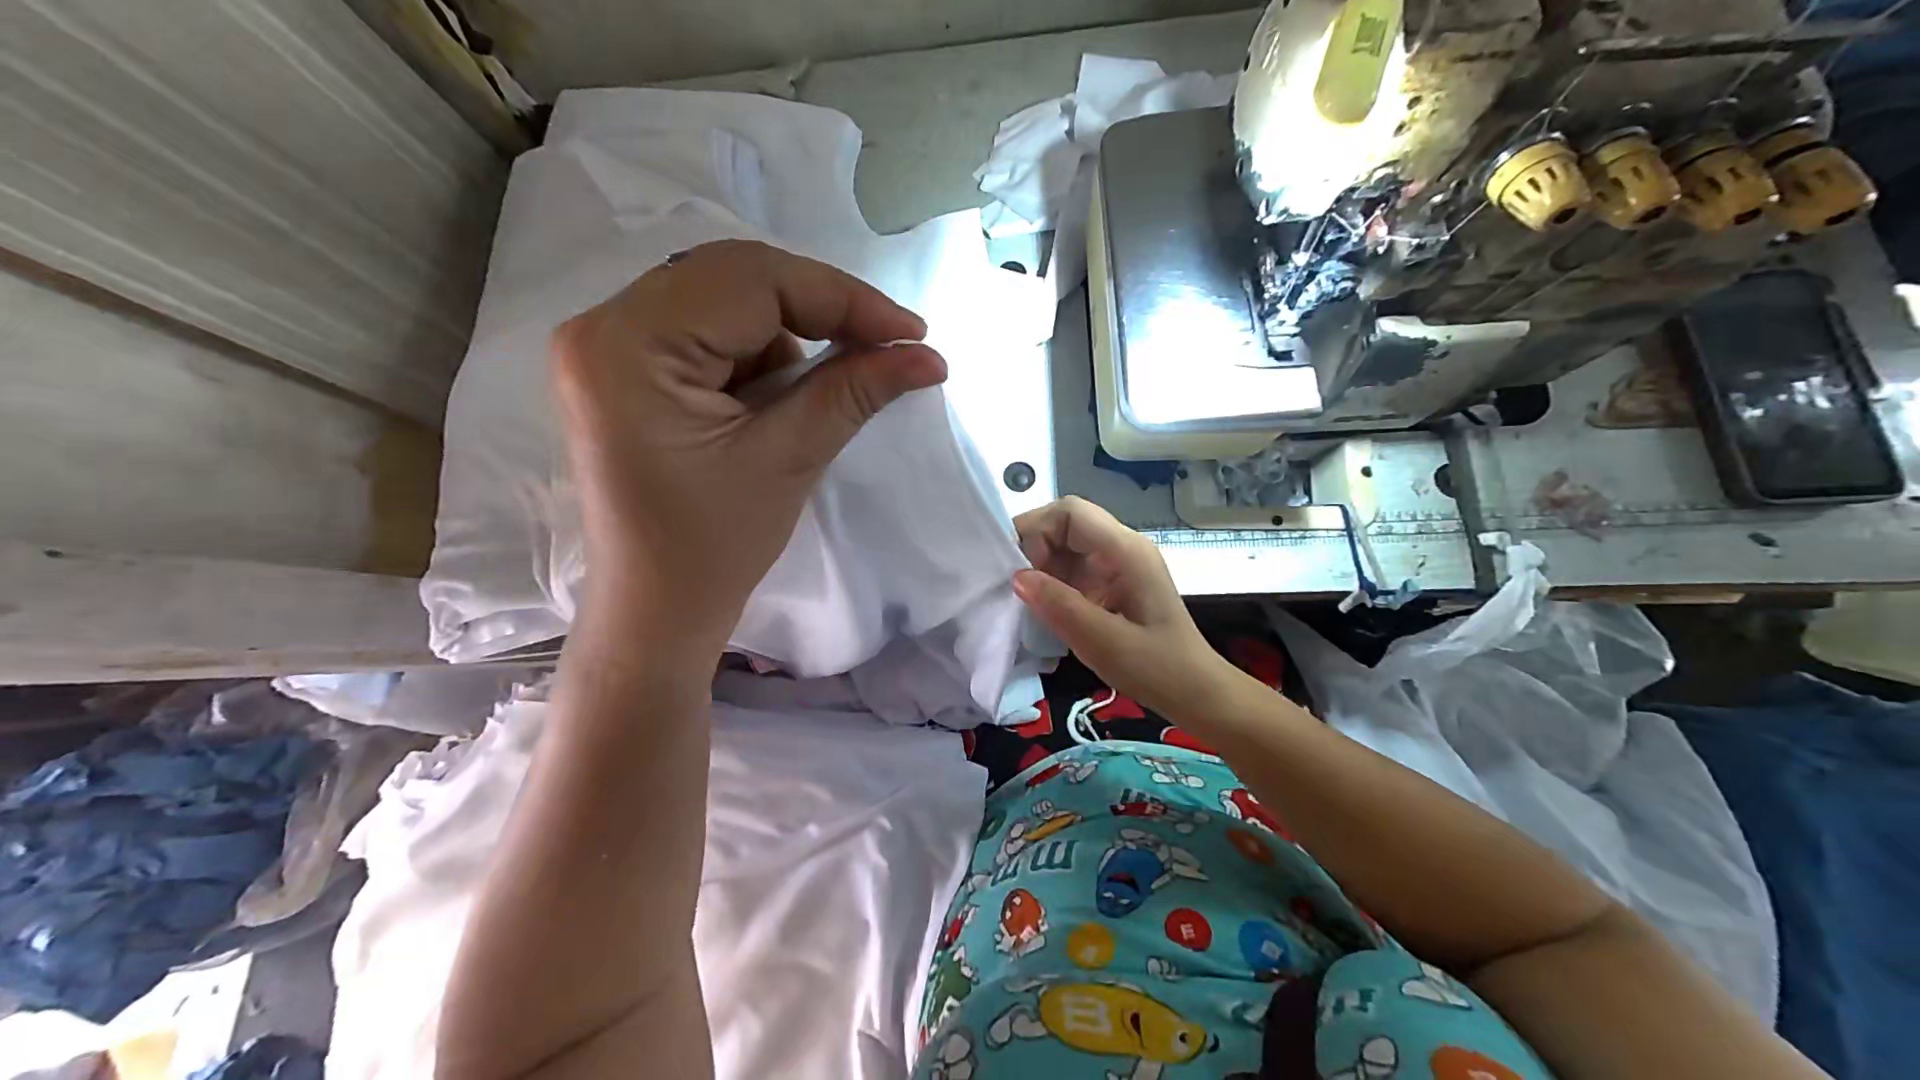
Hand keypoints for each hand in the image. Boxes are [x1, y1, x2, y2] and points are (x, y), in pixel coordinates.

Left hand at [551, 240, 946, 656]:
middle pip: (734, 278)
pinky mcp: (624, 368)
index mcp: (629, 346)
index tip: (909, 331)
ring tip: (819, 389)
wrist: (655, 610)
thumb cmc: (712, 549)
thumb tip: (927, 354)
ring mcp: (607, 345)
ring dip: (787, 334)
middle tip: (883, 345)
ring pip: (724, 299)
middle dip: (818, 310)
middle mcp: (603, 326)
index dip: (841, 298)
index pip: (751, 281)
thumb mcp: (787, 460)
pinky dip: (757, 352)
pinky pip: (706, 330)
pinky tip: (774, 398)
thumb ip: (854, 391)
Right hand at [1011, 497, 1249, 722]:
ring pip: (1065, 546)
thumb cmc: (1156, 668)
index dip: (1035, 529)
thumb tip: (1017, 577)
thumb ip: (1060, 606)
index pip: (1069, 512)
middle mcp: (1121, 548)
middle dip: (1033, 548)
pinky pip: (1072, 567)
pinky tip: (1044, 609)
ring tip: (1027, 601)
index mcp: (1125, 551)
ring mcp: (1116, 564)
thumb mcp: (1104, 642)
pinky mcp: (1111, 583)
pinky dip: (1051, 583)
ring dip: (1040, 567)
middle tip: (1015, 586)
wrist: (1194, 692)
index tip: (1015, 568)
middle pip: (1065, 524)